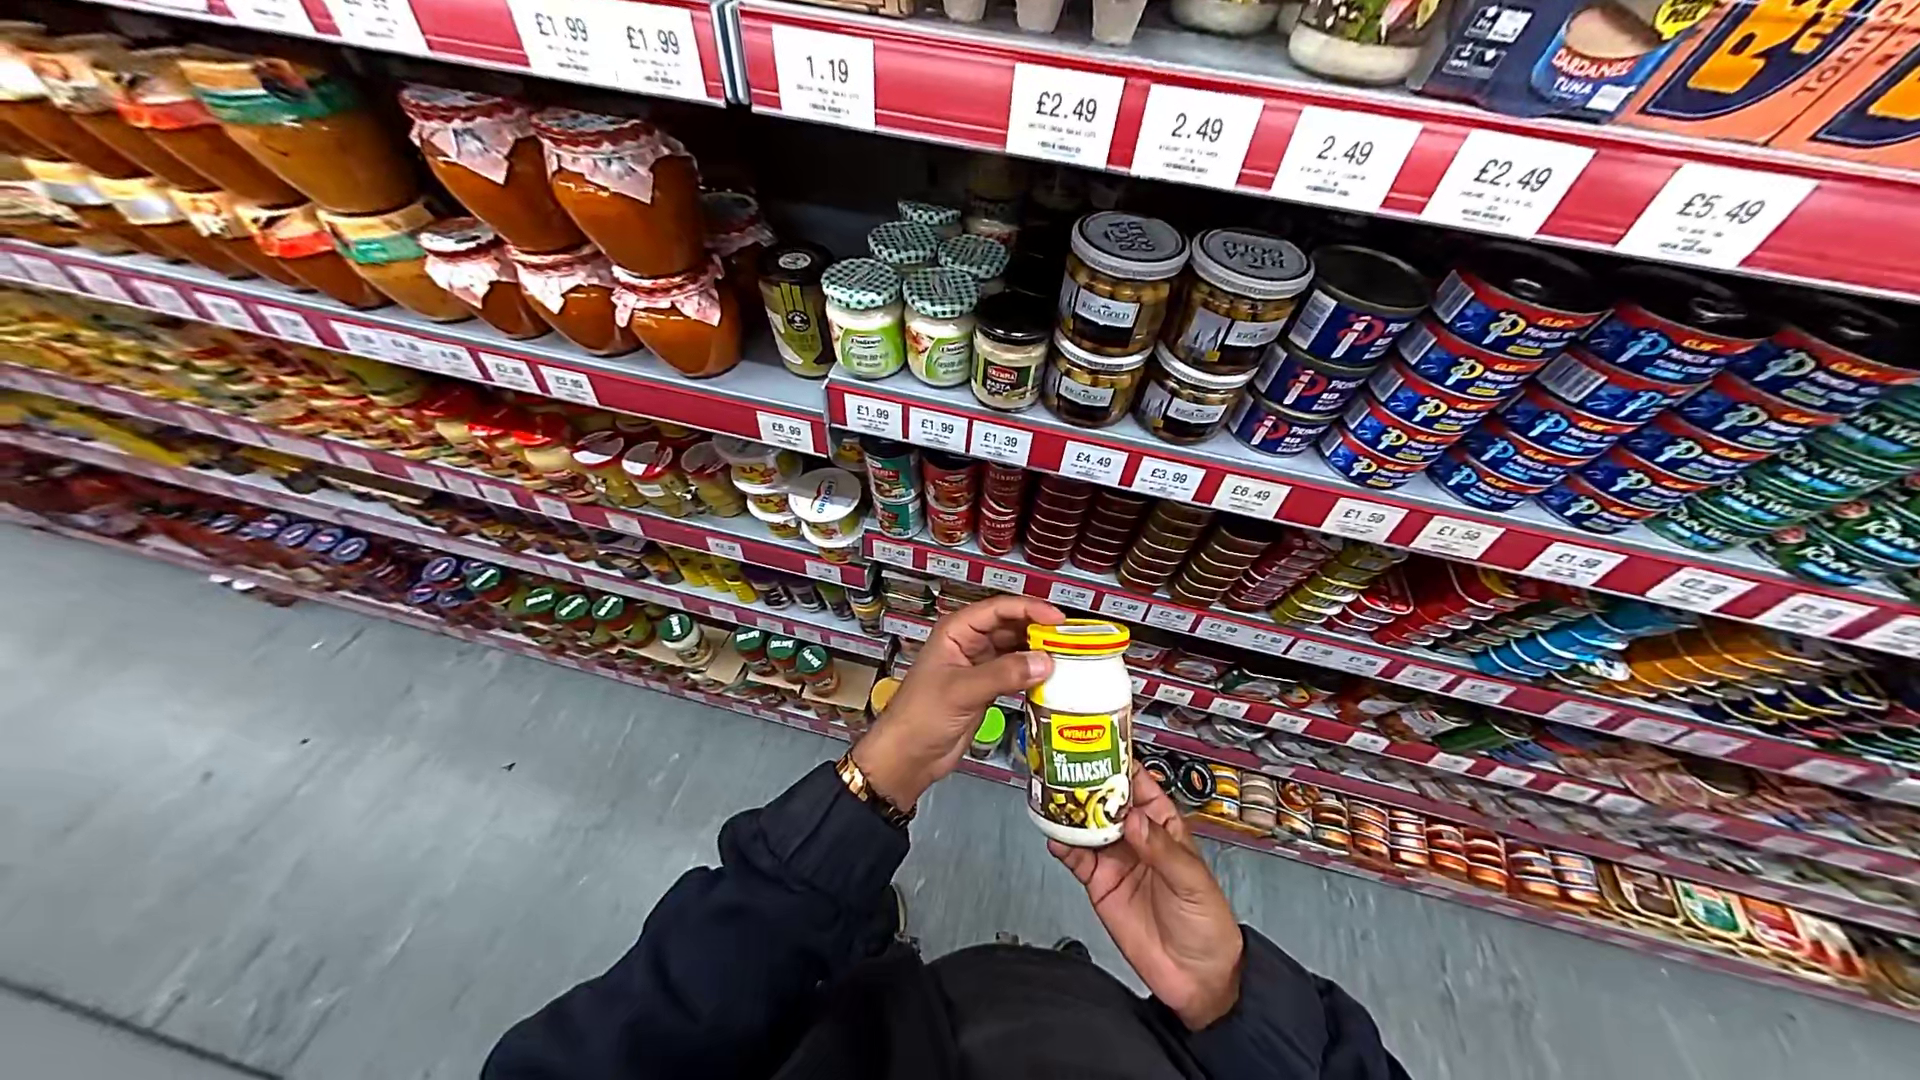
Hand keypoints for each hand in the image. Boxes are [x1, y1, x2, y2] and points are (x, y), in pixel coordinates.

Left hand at [851, 595, 1062, 809]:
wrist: (908, 755)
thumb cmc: (923, 715)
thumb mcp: (963, 690)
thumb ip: (1004, 674)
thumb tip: (1046, 661)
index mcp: (957, 630)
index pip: (998, 608)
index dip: (1029, 609)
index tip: (1058, 620)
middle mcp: (969, 642)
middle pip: (1010, 625)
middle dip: (1039, 629)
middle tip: (1072, 640)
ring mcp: (979, 664)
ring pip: (1015, 648)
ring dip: (1038, 651)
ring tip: (1069, 657)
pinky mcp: (986, 687)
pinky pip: (1015, 671)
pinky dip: (1032, 672)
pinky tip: (1052, 678)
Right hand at [1051, 766, 1243, 1030]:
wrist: (1197, 979)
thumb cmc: (1208, 923)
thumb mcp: (1192, 879)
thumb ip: (1161, 848)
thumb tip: (1134, 819)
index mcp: (1161, 823)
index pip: (1138, 783)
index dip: (1119, 762)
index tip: (1101, 745)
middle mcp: (1134, 835)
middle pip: (1104, 798)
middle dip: (1086, 782)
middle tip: (1067, 768)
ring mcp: (1114, 856)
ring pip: (1085, 823)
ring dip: (1069, 810)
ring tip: (1055, 798)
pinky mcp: (1098, 880)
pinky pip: (1075, 856)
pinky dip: (1062, 843)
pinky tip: (1055, 835)